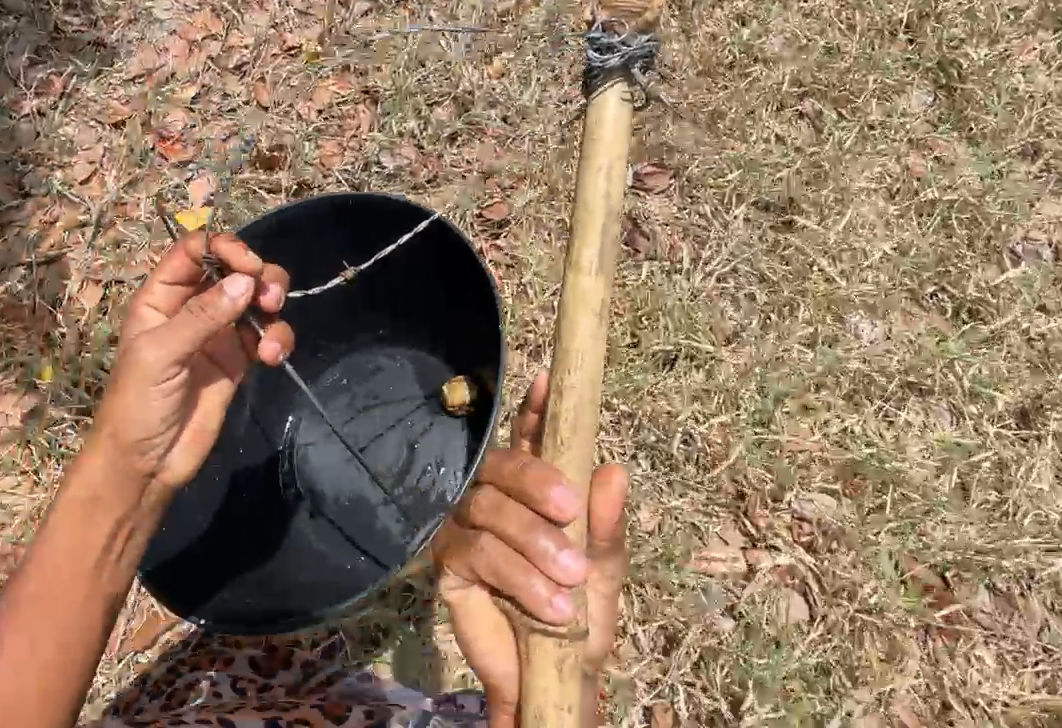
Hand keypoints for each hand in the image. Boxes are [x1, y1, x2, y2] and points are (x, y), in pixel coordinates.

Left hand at [90, 232, 294, 493]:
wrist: (146, 466)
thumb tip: (246, 282)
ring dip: (272, 307)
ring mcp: (218, 333)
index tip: (249, 266)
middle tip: (270, 298)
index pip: (195, 251)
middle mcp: (192, 307)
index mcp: (162, 297)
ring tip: (273, 339)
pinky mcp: (238, 360)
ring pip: (255, 299)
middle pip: (233, 269)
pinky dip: (278, 338)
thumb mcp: (161, 355)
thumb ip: (202, 316)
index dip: (224, 248)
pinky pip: (266, 334)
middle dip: (258, 276)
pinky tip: (274, 357)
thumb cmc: (137, 405)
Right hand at [430, 371, 628, 727]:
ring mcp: (466, 526)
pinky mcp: (448, 562)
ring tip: (569, 580)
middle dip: (534, 479)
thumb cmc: (582, 615)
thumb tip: (613, 469)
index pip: (527, 437)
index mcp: (533, 489)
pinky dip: (516, 574)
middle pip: (499, 463)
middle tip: (568, 510)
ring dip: (532, 541)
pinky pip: (476, 551)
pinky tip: (548, 606)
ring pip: (487, 506)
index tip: (547, 380)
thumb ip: (605, 522)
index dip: (534, 408)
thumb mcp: (604, 567)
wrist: (558, 682)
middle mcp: (494, 497)